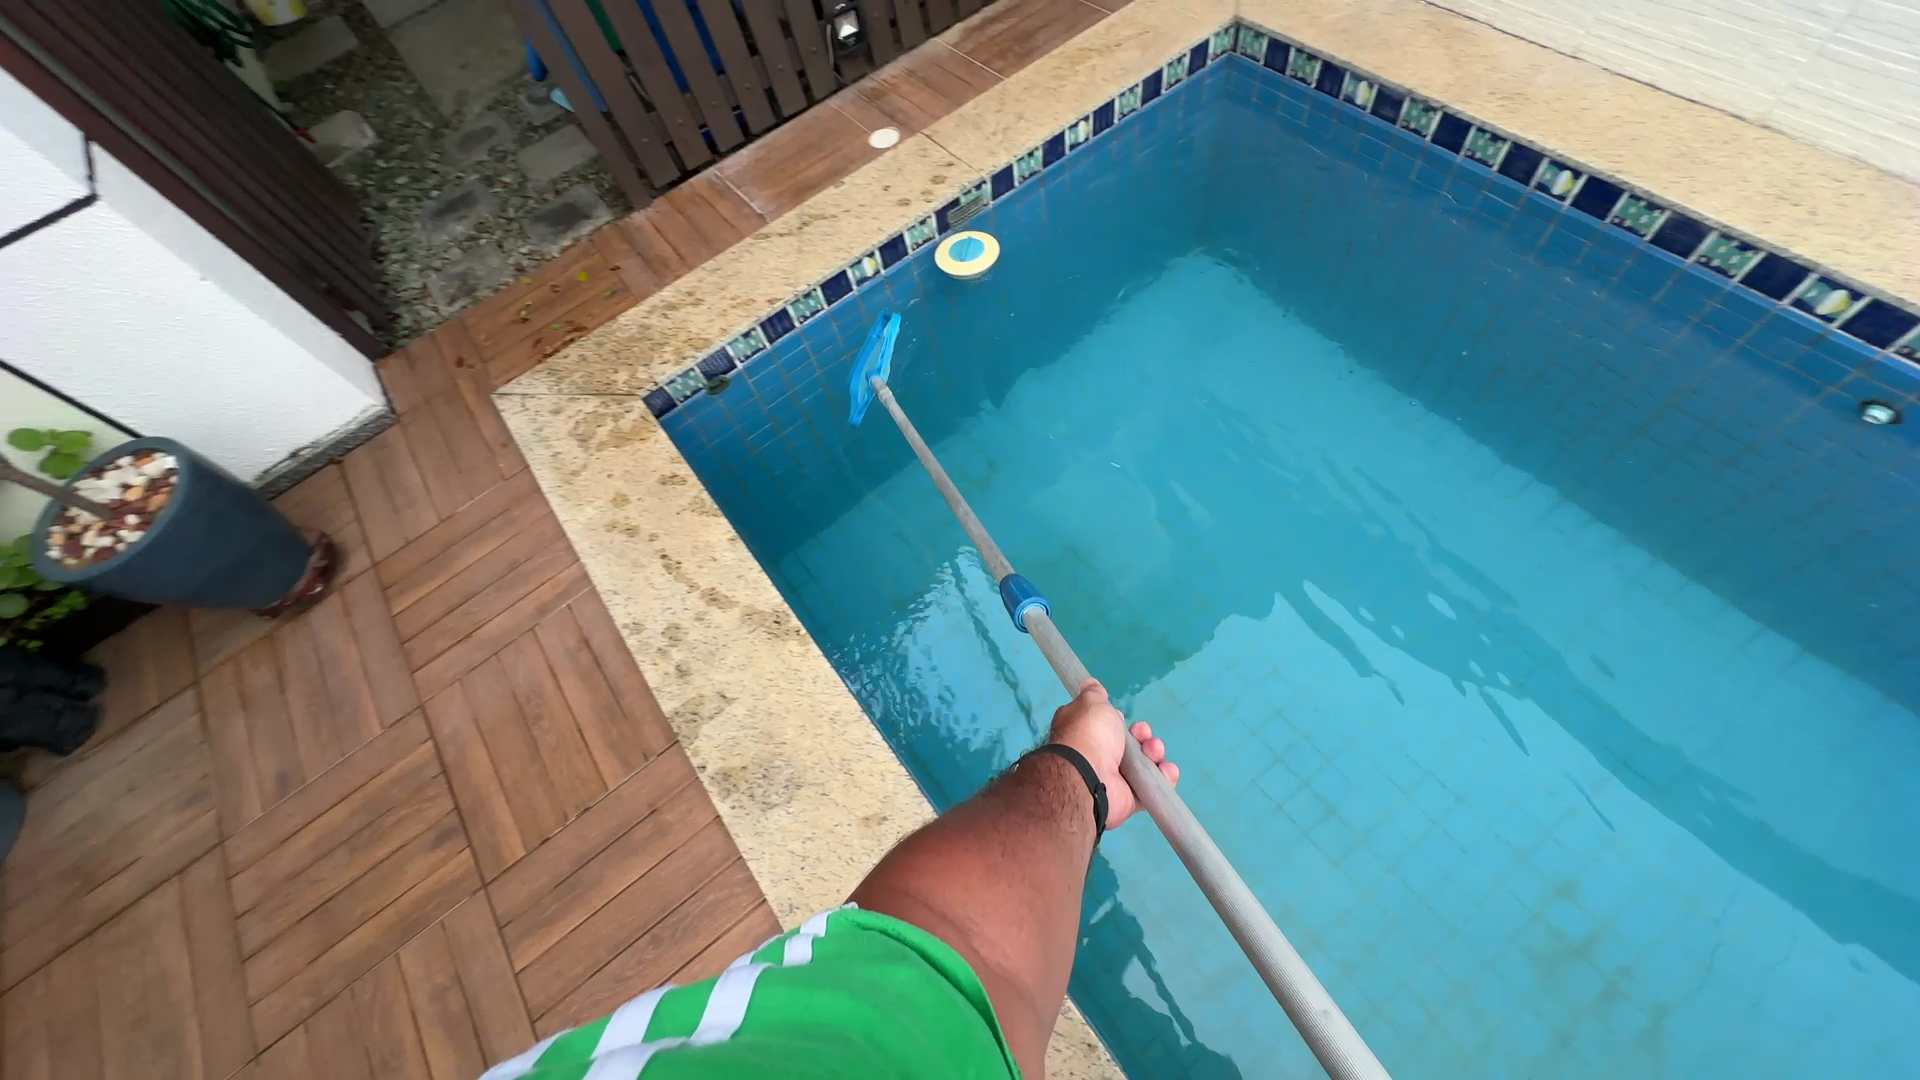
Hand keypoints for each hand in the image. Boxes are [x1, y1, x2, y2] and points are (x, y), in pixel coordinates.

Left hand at [1046, 679, 1178, 828]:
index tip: (1121, 716)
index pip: (1105, 726)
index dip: (1117, 720)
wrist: (1088, 777)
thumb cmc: (1088, 734)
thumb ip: (1094, 694)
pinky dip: (1164, 778)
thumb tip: (1090, 683)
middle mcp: (1098, 755)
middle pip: (1130, 743)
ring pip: (1145, 763)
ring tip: (1153, 752)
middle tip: (1142, 735)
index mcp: (1084, 734)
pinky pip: (1153, 787)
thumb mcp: (1091, 703)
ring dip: (1154, 753)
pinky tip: (1166, 770)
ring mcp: (1115, 778)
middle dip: (1142, 735)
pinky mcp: (1130, 798)